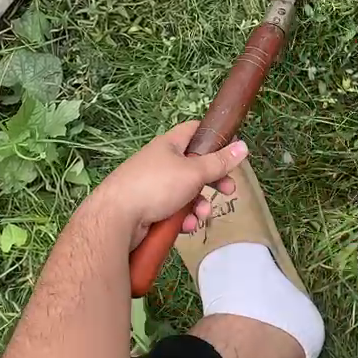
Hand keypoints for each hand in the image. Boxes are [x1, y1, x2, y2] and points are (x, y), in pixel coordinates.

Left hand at [87, 121, 247, 246]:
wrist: (113, 219)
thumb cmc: (156, 186)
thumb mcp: (194, 172)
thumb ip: (220, 162)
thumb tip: (244, 146)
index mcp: (169, 144)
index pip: (195, 130)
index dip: (214, 137)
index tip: (230, 150)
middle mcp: (160, 162)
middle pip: (194, 166)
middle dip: (213, 180)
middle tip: (229, 190)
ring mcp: (151, 186)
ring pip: (185, 192)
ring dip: (198, 204)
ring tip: (202, 216)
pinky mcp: (146, 209)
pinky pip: (172, 210)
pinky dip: (182, 218)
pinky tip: (186, 227)